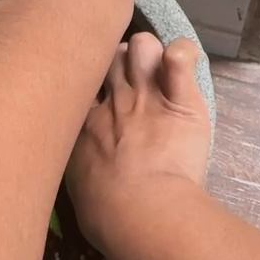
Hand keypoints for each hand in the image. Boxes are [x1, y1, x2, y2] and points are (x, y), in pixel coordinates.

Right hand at [66, 33, 211, 259]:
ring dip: (149, 55)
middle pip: (109, 55)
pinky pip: (182, 54)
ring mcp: (146, 95)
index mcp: (82, 124)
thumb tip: (85, 175)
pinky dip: (183, 56)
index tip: (101, 96)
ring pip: (141, 45)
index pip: (83, 81)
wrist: (140, 211)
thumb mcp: (76, 191)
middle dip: (119, 62)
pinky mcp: (182, 100)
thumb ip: (79, 169)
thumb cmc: (106, 214)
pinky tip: (183, 67)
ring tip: (159, 74)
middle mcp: (112, 101)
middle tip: (132, 84)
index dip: (92, 82)